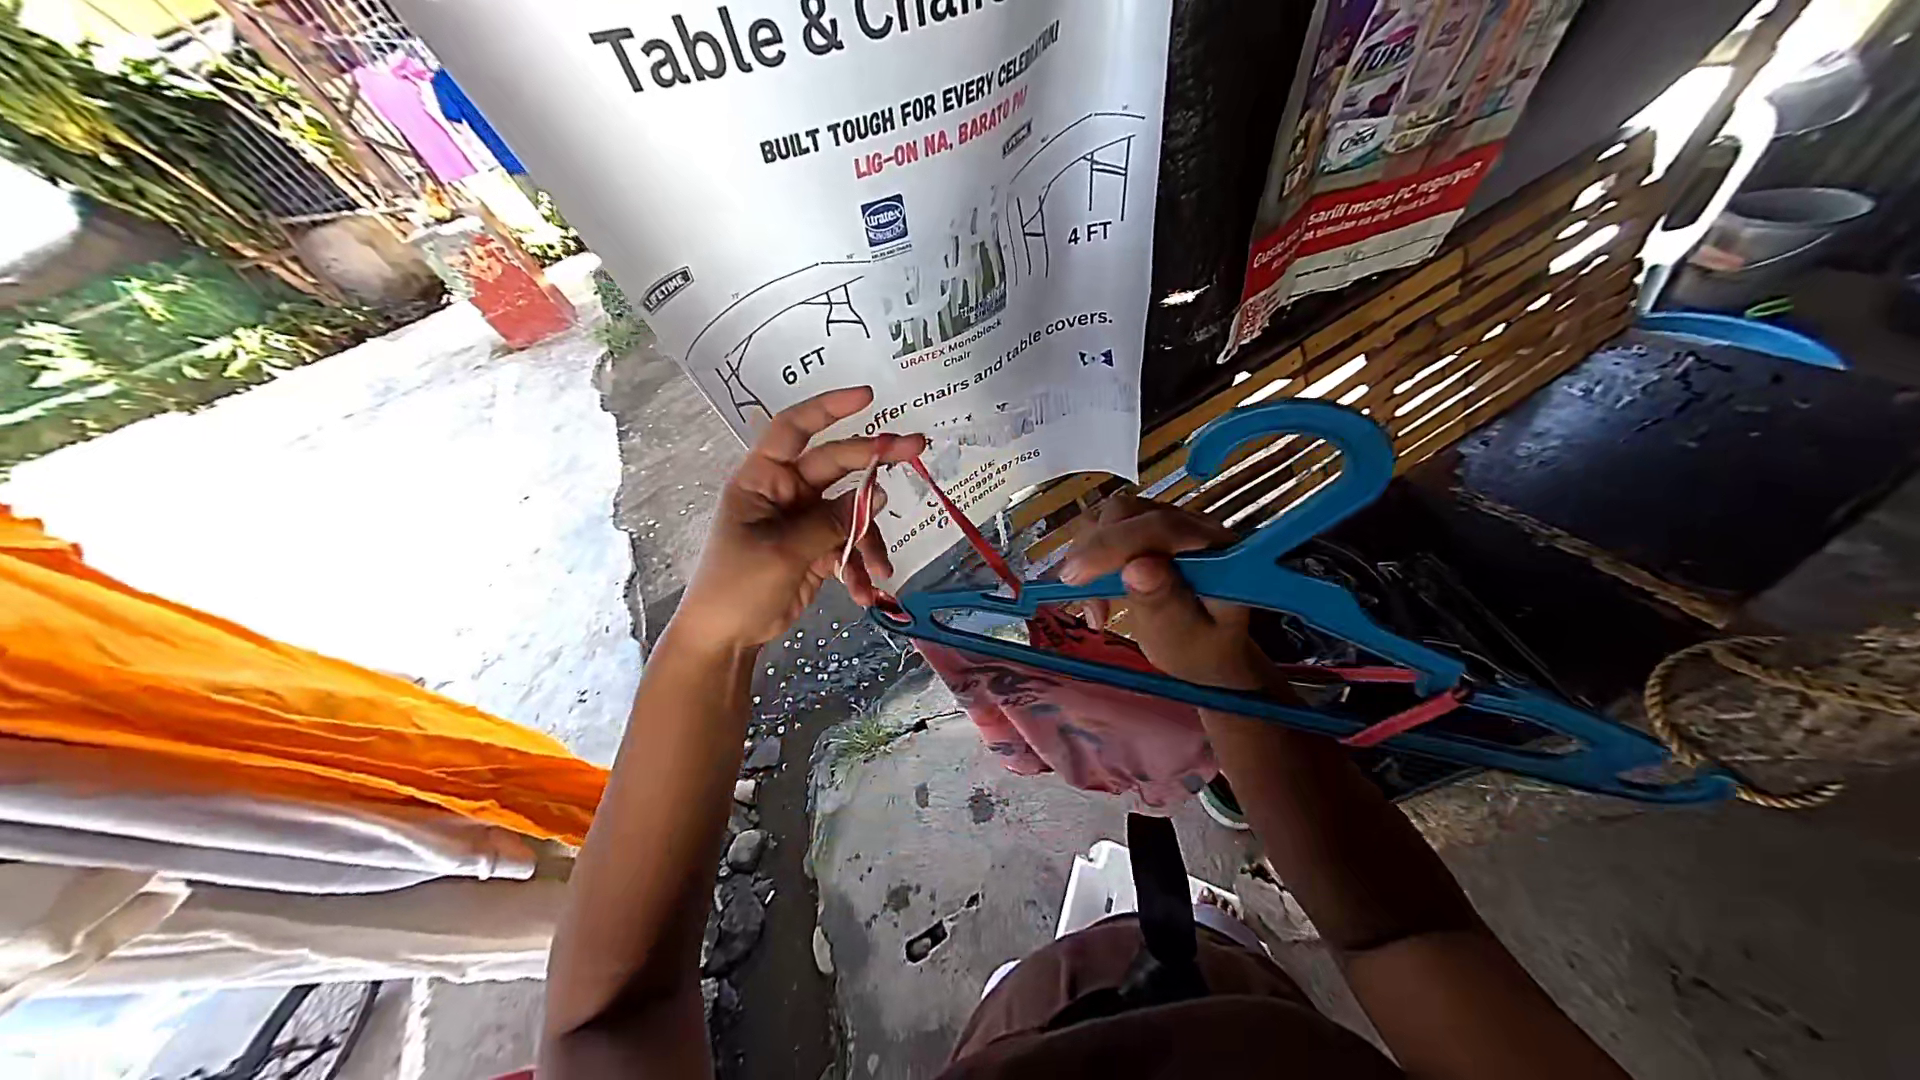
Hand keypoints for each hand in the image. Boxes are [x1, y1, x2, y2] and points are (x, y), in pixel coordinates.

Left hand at [675, 387, 925, 650]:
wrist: (727, 637)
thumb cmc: (738, 585)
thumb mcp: (784, 550)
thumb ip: (832, 520)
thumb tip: (876, 494)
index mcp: (763, 478)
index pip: (794, 429)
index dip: (828, 408)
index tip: (867, 398)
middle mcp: (786, 491)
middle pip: (837, 465)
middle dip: (875, 462)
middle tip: (916, 448)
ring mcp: (804, 520)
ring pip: (851, 512)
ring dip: (868, 539)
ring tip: (880, 569)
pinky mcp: (817, 549)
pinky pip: (848, 546)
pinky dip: (858, 567)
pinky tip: (864, 592)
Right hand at [1057, 495, 1270, 690]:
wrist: (1209, 644)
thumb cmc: (1202, 646)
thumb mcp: (1187, 640)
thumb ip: (1165, 604)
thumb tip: (1136, 568)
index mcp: (1214, 547)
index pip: (1161, 527)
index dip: (1114, 545)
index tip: (1076, 577)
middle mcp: (1189, 524)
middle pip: (1128, 513)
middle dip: (1094, 549)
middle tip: (1075, 589)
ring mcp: (1164, 523)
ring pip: (1109, 518)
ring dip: (1087, 555)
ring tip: (1094, 603)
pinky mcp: (1142, 529)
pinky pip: (1103, 529)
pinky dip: (1087, 558)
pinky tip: (1093, 594)